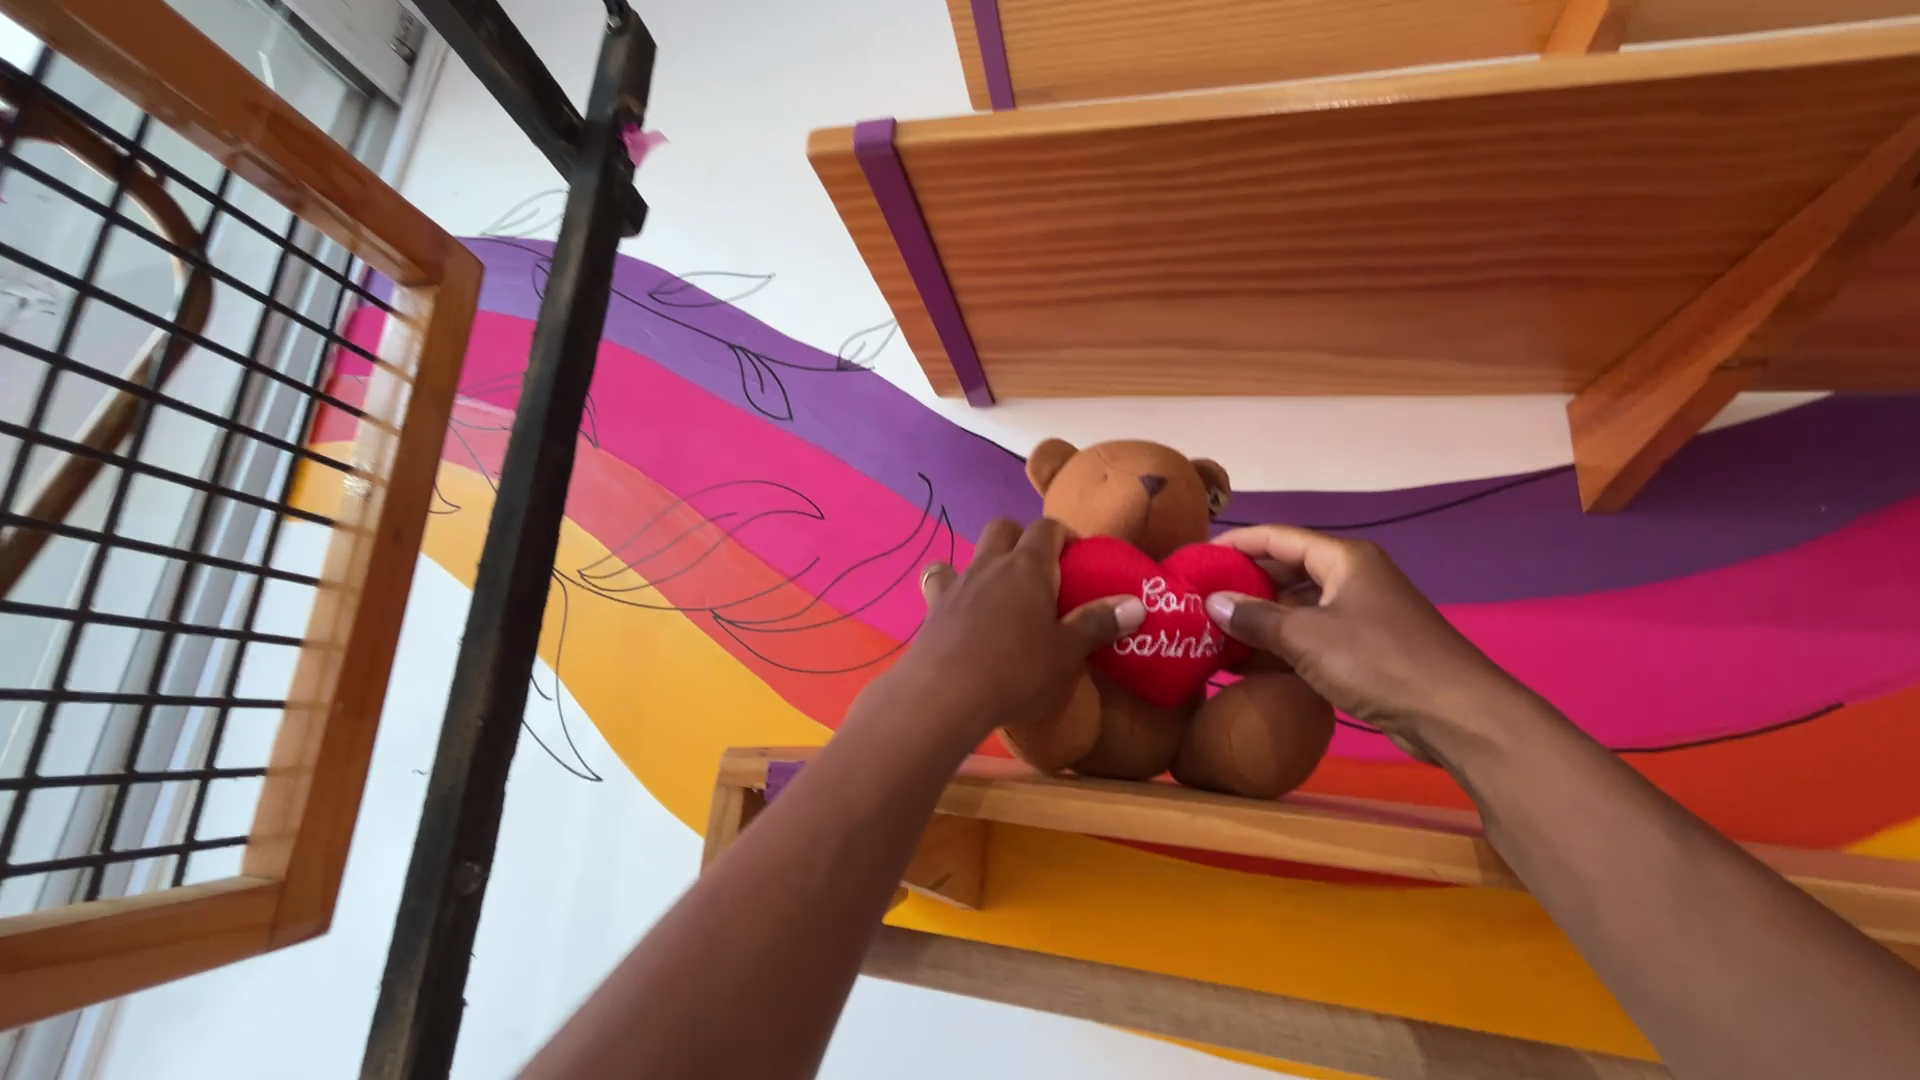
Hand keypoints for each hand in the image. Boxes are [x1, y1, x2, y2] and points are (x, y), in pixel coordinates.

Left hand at [891, 518, 1143, 742]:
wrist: (945, 695)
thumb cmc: (1017, 671)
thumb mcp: (1067, 653)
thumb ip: (1098, 623)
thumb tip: (1136, 603)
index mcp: (1029, 567)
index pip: (1047, 528)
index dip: (1064, 534)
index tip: (1078, 557)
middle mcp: (991, 565)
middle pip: (1004, 528)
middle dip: (1022, 538)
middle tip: (1040, 571)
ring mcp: (958, 584)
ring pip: (972, 552)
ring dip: (987, 561)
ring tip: (1000, 590)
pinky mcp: (933, 608)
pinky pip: (940, 582)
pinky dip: (951, 585)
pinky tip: (957, 605)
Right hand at [1203, 525, 1527, 759]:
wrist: (1456, 715)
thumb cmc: (1378, 660)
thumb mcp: (1306, 636)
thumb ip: (1255, 618)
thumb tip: (1212, 603)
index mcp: (1344, 559)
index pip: (1277, 537)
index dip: (1235, 544)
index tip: (1197, 559)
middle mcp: (1353, 578)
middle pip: (1287, 569)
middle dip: (1244, 583)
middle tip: (1201, 599)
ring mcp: (1362, 614)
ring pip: (1298, 606)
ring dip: (1261, 619)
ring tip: (1216, 632)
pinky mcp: (1367, 649)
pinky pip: (1313, 636)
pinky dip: (1282, 645)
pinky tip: (1250, 663)